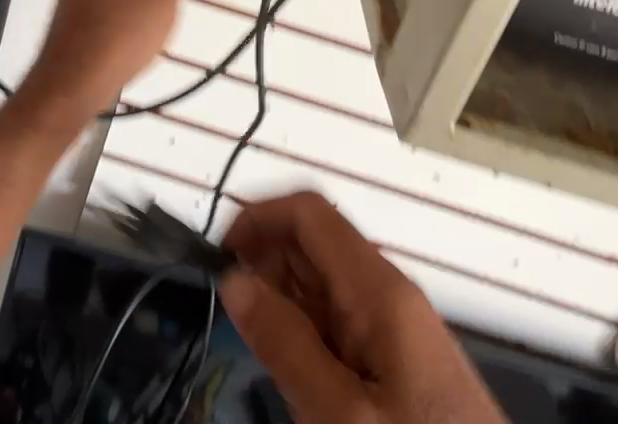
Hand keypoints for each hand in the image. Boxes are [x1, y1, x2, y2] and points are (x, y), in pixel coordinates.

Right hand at [222, 192, 505, 423]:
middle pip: (315, 242)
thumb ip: (284, 342)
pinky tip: (295, 371)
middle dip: (265, 262)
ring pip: (323, 281)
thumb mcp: (339, 412)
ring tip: (262, 349)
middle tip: (235, 313)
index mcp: (379, 289)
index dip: (258, 218)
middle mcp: (389, 293)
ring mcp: (396, 325)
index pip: (310, 213)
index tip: (219, 254)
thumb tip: (235, 280)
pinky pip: (339, 319)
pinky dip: (304, 329)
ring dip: (282, 299)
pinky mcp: (398, 357)